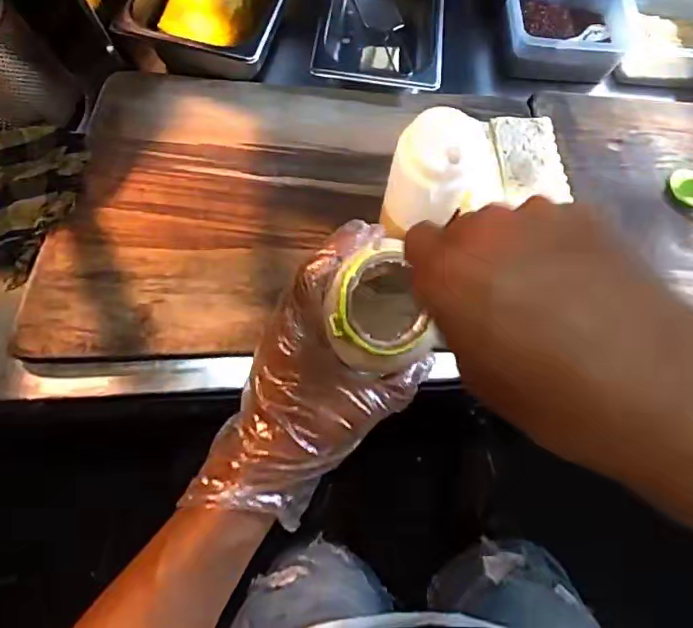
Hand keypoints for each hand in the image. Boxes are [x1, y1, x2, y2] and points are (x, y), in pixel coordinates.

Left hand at [180, 221, 430, 529]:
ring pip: (311, 281)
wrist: (264, 461)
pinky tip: (357, 290)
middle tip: (381, 238)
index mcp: (300, 327)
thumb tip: (427, 358)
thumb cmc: (308, 432)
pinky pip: (311, 298)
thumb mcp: (361, 409)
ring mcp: (283, 327)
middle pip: (314, 268)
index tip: (372, 232)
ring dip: (340, 264)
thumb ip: (396, 383)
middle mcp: (288, 319)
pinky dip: (333, 285)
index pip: (314, 272)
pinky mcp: (285, 338)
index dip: (342, 247)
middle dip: (346, 249)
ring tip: (374, 254)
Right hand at [405, 199, 692, 477]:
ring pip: (512, 224)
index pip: (418, 239)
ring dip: (520, 248)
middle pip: (467, 230)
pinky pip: (555, 224)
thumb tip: (465, 306)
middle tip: (507, 298)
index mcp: (449, 270)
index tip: (452, 293)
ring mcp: (538, 214)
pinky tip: (589, 282)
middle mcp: (486, 229)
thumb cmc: (557, 398)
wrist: (654, 379)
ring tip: (556, 291)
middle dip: (478, 257)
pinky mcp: (584, 213)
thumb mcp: (483, 379)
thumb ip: (459, 324)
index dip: (434, 266)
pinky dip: (561, 245)